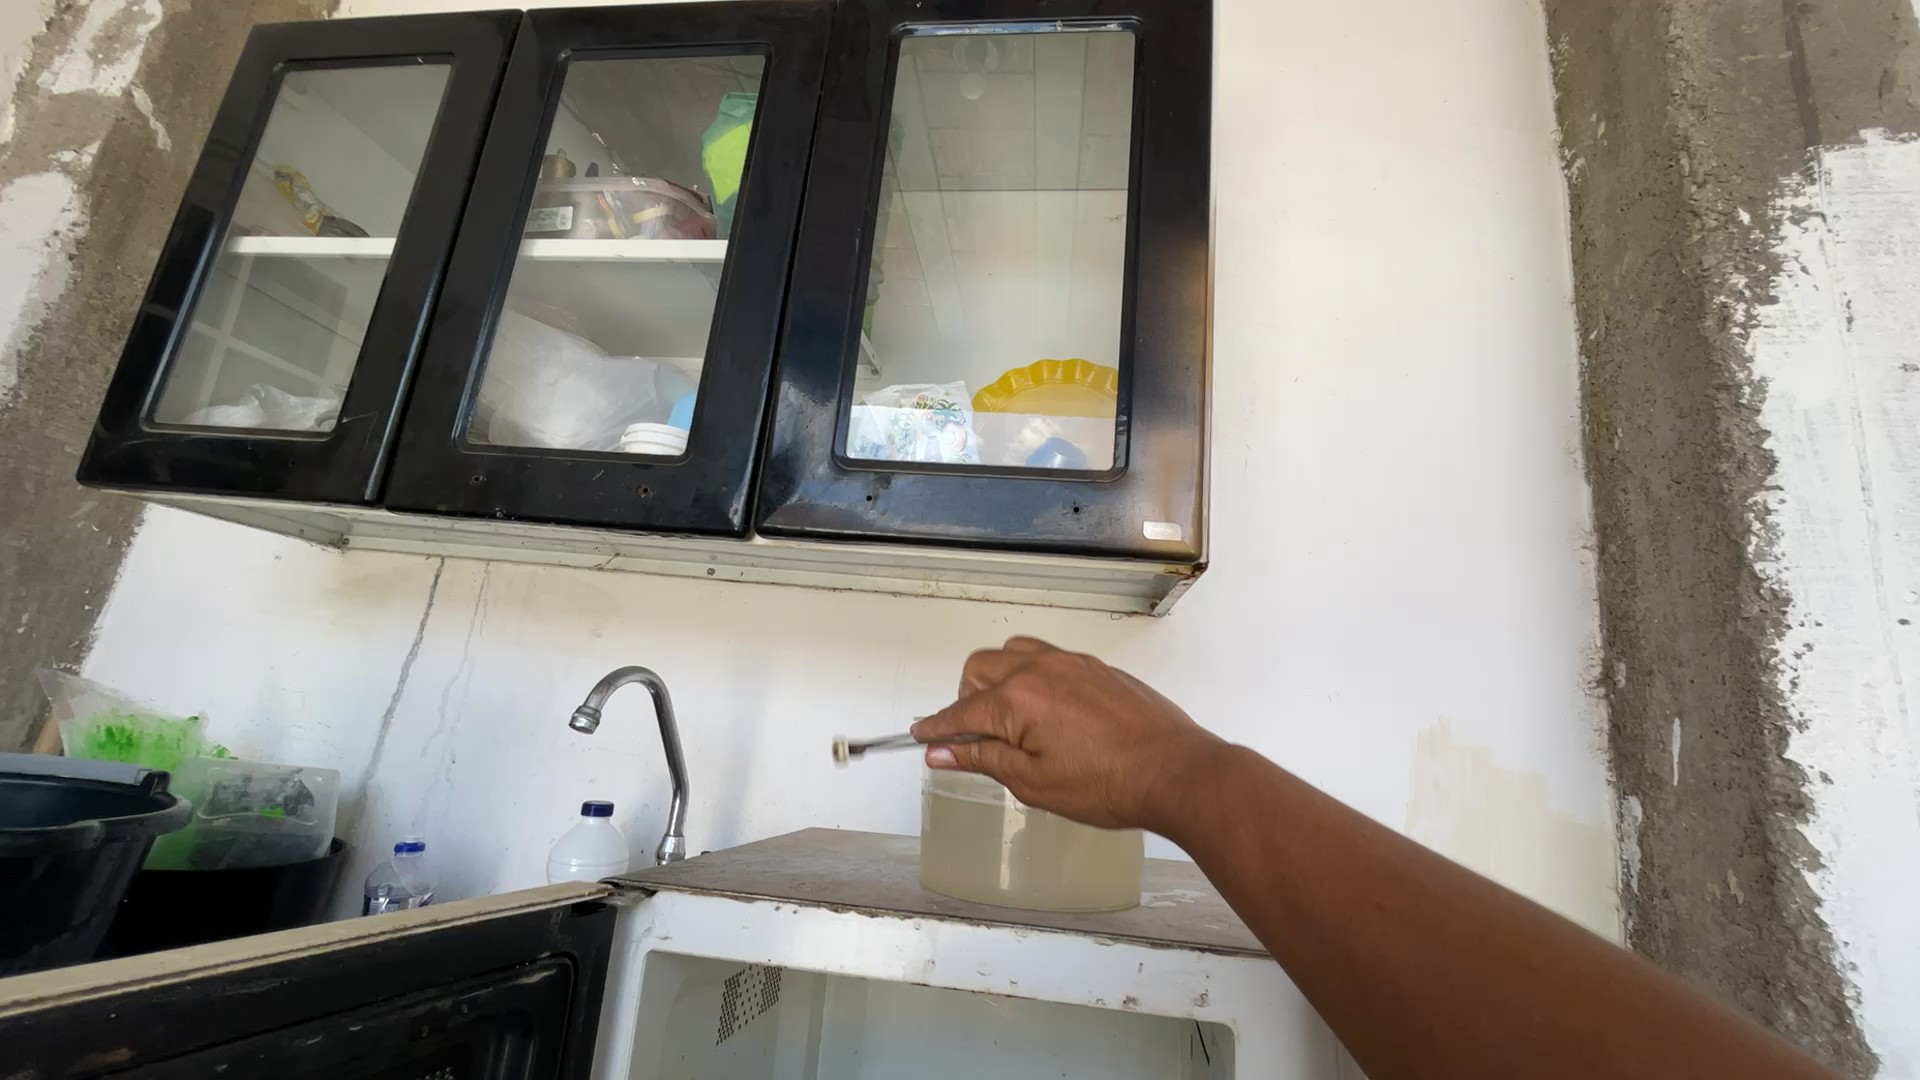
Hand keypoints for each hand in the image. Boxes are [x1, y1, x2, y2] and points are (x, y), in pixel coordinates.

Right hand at [912, 637, 1229, 831]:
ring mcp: (1070, 661)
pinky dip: (1033, 676)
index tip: (922, 735)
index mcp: (1018, 698)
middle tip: (977, 735)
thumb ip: (981, 758)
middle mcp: (1040, 667)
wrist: (1174, 771)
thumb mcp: (1032, 781)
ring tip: (1013, 718)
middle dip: (967, 697)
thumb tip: (941, 751)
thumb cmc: (1107, 783)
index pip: (961, 710)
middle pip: (980, 666)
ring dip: (1000, 677)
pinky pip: (1049, 657)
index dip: (937, 727)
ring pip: (1014, 651)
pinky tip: (1050, 711)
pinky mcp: (1095, 665)